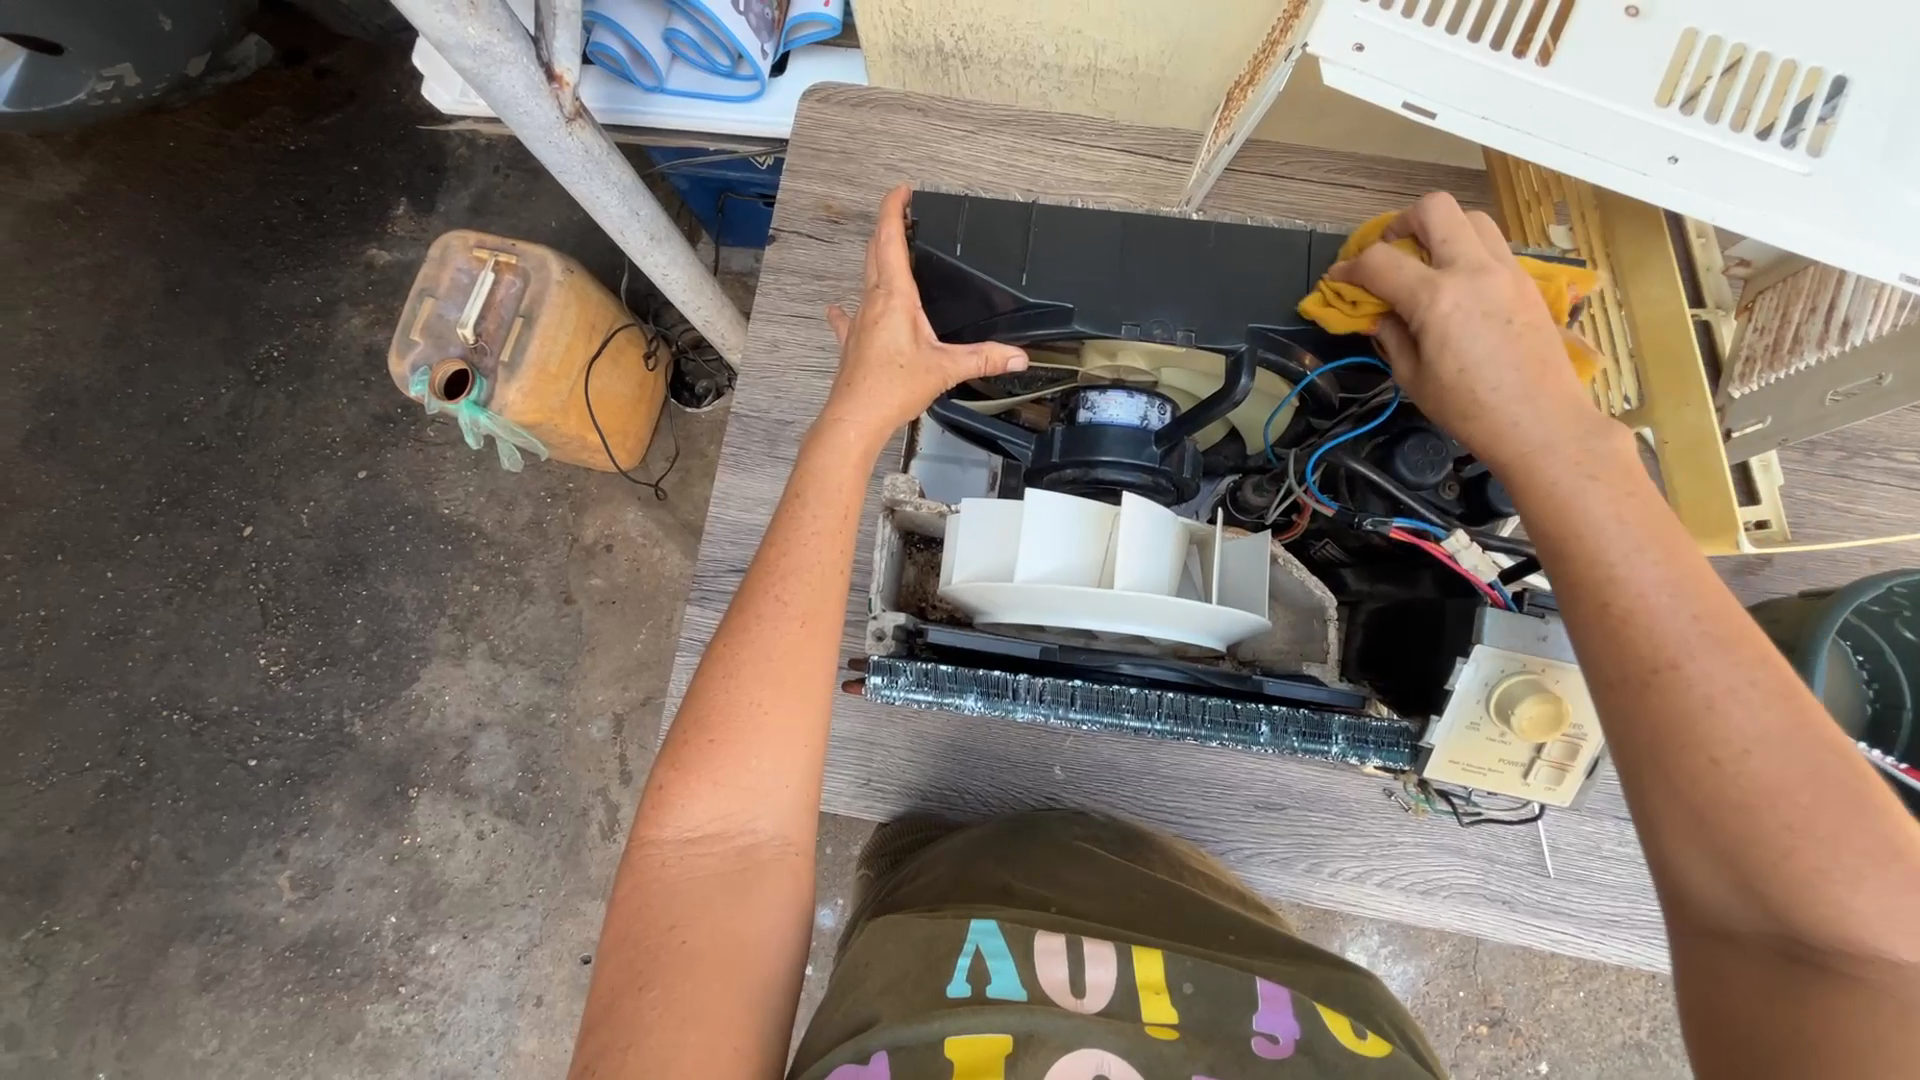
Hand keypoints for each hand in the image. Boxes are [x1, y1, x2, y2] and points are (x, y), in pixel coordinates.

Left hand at [818, 185, 1027, 444]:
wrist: (856, 418)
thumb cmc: (892, 389)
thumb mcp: (946, 370)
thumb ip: (984, 358)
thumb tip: (1017, 356)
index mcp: (894, 297)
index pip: (890, 239)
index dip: (894, 209)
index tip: (902, 191)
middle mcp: (872, 301)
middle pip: (874, 251)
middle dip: (887, 227)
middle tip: (901, 214)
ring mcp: (858, 321)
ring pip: (864, 278)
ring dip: (875, 259)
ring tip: (886, 251)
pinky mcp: (852, 342)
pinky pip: (848, 316)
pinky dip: (849, 307)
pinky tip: (841, 309)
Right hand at [1328, 192, 1610, 471]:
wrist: (1539, 420)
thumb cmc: (1468, 409)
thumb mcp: (1411, 377)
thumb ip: (1391, 336)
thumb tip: (1379, 315)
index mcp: (1436, 299)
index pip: (1379, 261)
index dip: (1349, 268)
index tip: (1337, 279)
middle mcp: (1472, 271)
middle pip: (1433, 209)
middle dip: (1399, 225)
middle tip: (1388, 253)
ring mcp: (1505, 270)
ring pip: (1469, 217)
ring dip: (1439, 231)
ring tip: (1424, 263)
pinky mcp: (1526, 280)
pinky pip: (1491, 244)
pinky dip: (1465, 250)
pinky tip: (1455, 284)